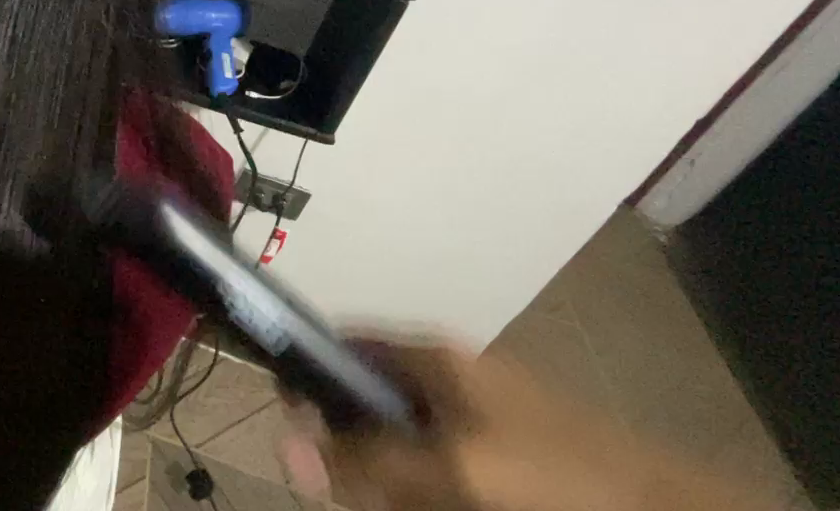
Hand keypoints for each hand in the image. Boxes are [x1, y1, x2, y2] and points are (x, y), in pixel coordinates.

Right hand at [279, 340, 781, 510]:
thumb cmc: (554, 478)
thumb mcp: (451, 468)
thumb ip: (366, 459)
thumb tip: (285, 447)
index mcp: (429, 355)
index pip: (339, 344)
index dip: (308, 376)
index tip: (295, 429)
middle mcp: (446, 375)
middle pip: (365, 402)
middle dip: (355, 451)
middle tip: (367, 494)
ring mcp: (477, 416)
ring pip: (401, 445)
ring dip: (392, 483)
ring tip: (409, 505)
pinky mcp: (503, 457)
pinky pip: (440, 471)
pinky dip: (428, 494)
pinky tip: (438, 508)